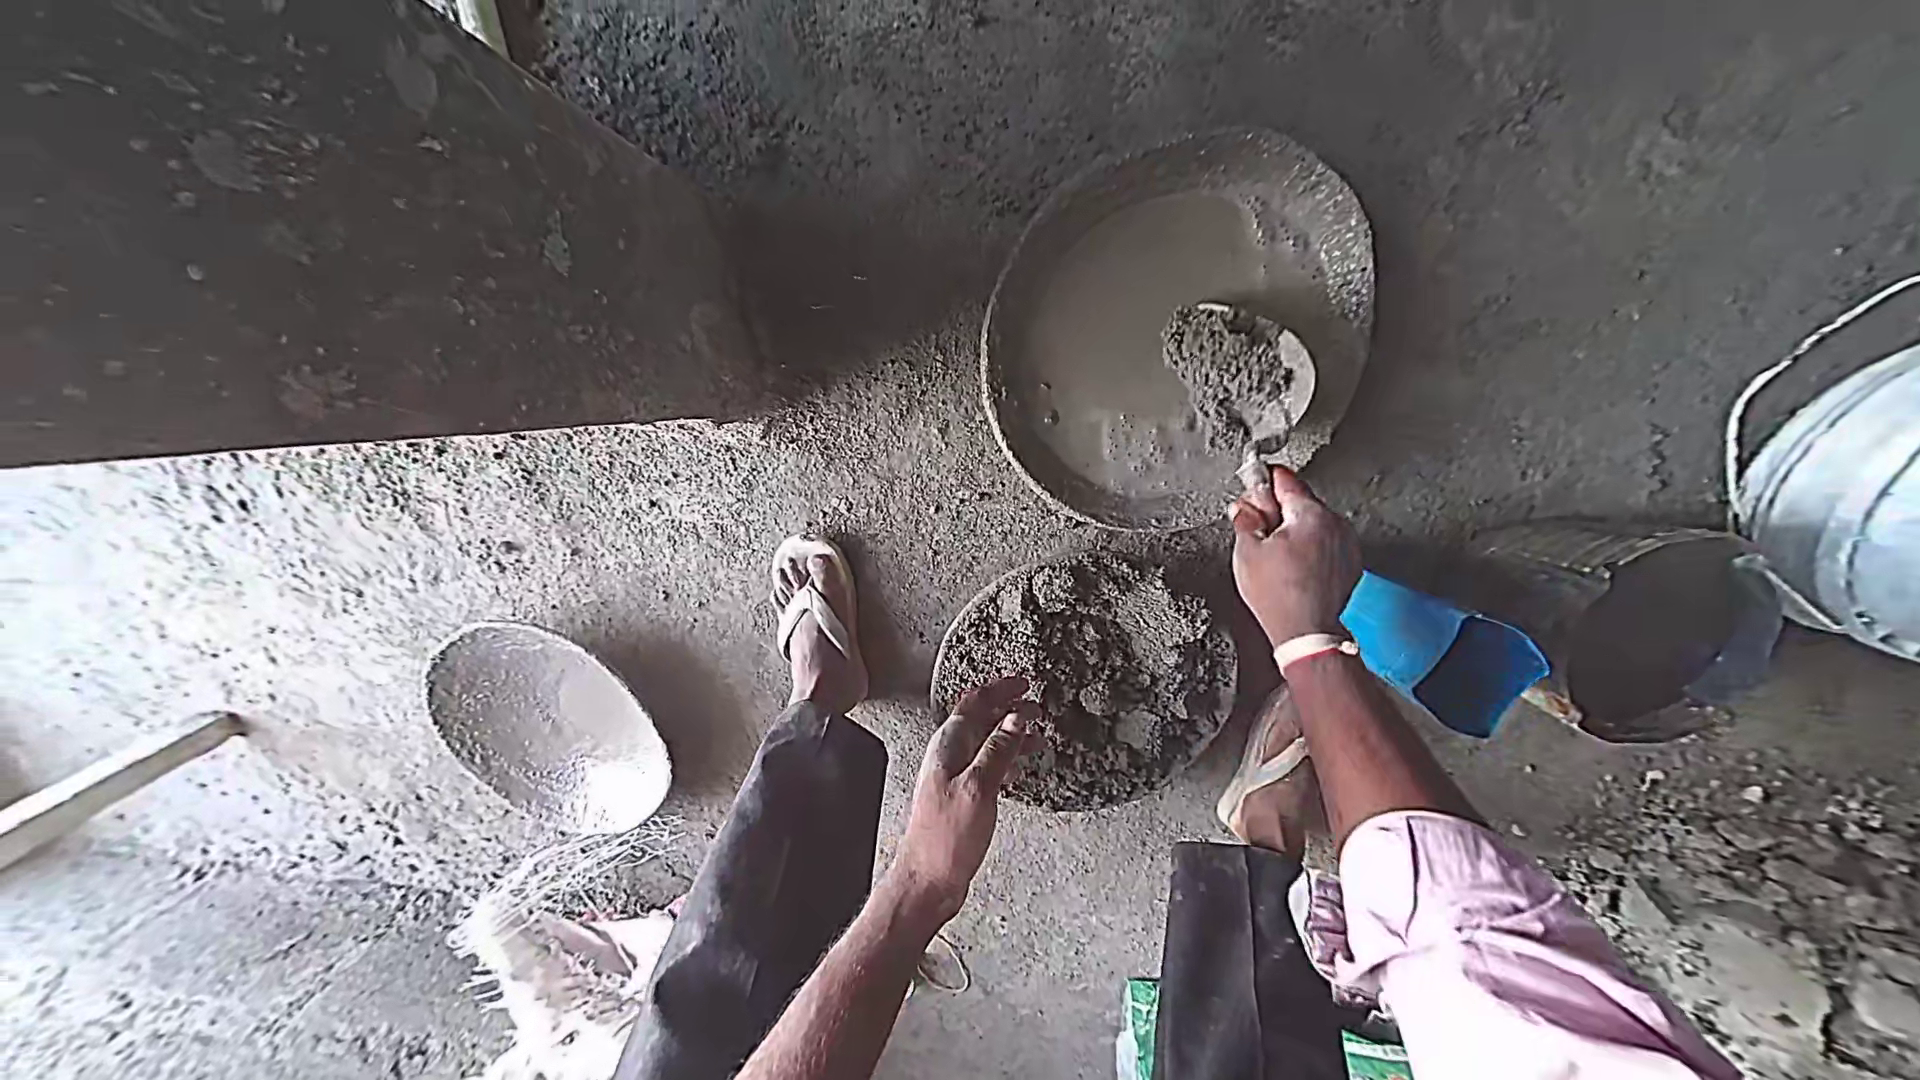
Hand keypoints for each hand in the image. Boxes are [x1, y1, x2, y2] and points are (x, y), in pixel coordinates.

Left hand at [883, 677, 1037, 929]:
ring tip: (1036, 729)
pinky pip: (988, 760)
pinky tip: (1021, 760)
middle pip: (981, 717)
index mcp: (949, 744)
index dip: (1000, 689)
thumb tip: (1017, 717)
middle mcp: (950, 753)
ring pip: (986, 738)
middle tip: (1036, 704)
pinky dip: (1007, 753)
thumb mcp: (980, 786)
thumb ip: (999, 749)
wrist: (928, 878)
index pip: (975, 702)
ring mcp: (955, 772)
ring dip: (1010, 730)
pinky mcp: (963, 791)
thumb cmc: (947, 835)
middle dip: (1008, 707)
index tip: (1024, 683)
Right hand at [1230, 465, 1362, 644]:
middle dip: (1276, 509)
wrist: (1305, 631)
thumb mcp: (1247, 550)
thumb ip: (1245, 519)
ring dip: (1292, 529)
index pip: (1286, 480)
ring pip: (1313, 523)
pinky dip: (1307, 547)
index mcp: (1310, 514)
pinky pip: (1324, 543)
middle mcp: (1334, 524)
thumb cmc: (1278, 594)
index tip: (1252, 483)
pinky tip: (1288, 565)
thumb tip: (1245, 506)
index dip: (1263, 480)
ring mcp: (1344, 545)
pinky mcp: (1348, 564)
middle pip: (1300, 502)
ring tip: (1270, 552)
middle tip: (1253, 525)